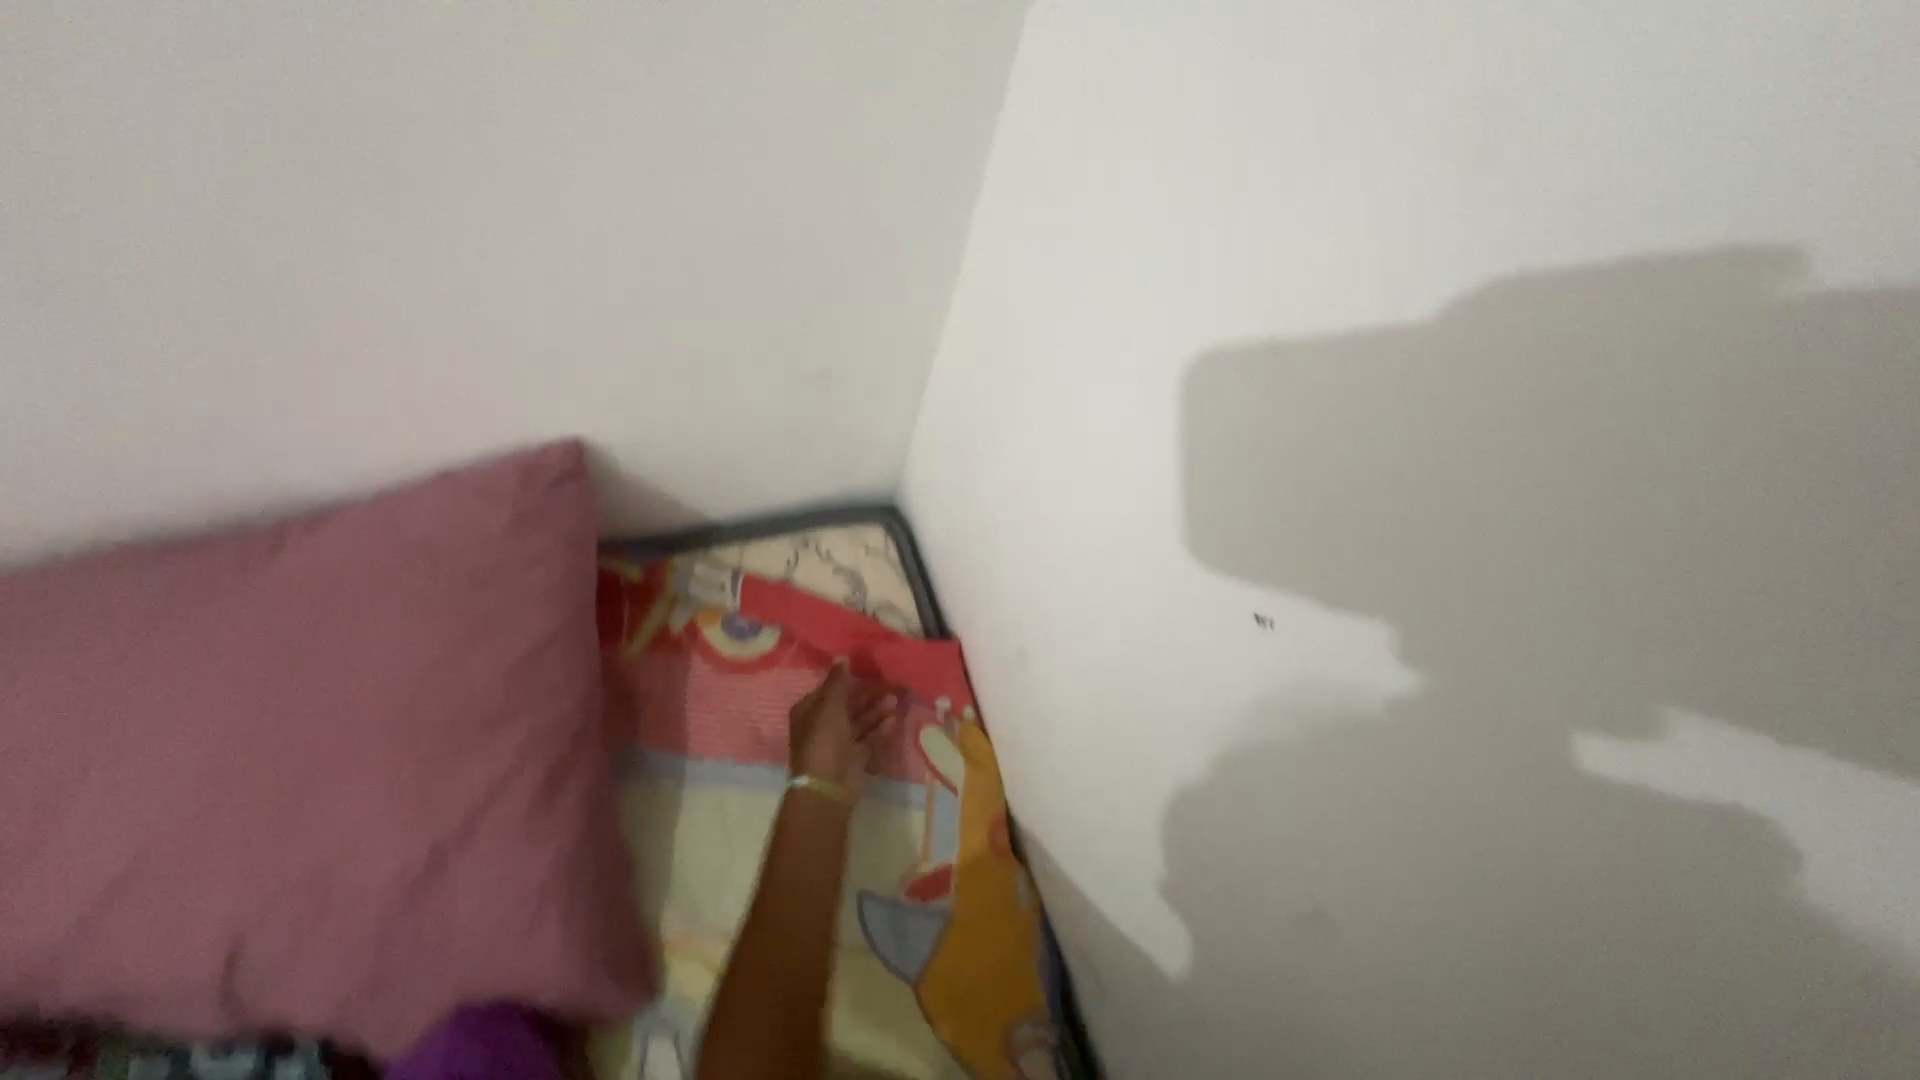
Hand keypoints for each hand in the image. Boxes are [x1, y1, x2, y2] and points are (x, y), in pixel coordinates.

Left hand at [788, 662, 898, 795]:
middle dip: (867, 696)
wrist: (828, 786)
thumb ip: (838, 682)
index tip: (869, 669)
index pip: (829, 690)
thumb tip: (842, 657)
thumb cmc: (824, 740)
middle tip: (889, 684)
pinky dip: (880, 729)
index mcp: (809, 711)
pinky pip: (869, 739)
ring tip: (895, 700)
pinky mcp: (855, 757)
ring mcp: (839, 743)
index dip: (848, 679)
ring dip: (877, 711)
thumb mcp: (829, 706)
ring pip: (860, 722)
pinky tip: (894, 720)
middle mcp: (823, 725)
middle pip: (848, 705)